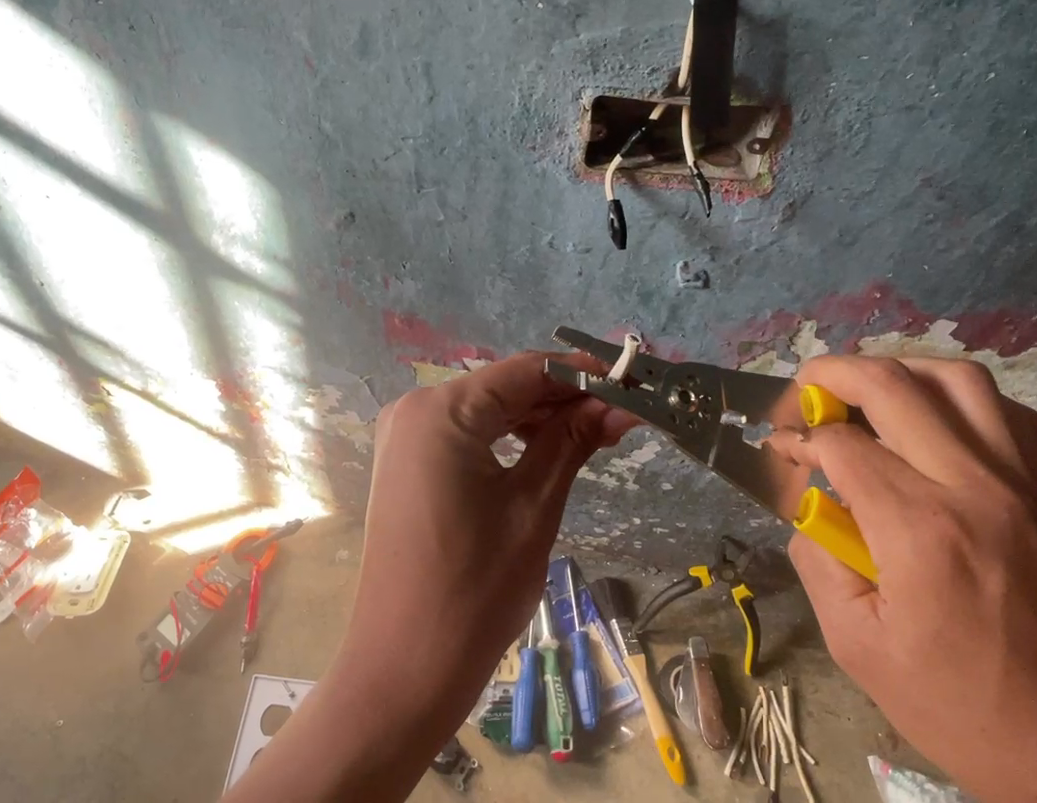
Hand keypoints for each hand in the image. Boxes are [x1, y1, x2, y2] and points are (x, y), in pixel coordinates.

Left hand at [342, 352, 640, 692]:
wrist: (404, 666)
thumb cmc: (475, 589)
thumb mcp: (533, 506)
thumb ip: (571, 442)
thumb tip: (618, 404)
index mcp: (441, 410)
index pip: (525, 371)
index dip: (582, 373)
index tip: (633, 383)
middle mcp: (413, 409)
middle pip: (503, 386)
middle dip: (563, 398)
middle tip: (623, 417)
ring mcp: (403, 437)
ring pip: (485, 410)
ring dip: (537, 419)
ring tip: (596, 437)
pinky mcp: (404, 465)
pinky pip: (463, 435)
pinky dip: (505, 439)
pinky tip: (545, 451)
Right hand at [770, 355, 1036, 802]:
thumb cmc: (964, 711)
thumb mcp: (858, 647)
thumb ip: (818, 562)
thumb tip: (811, 508)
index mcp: (918, 528)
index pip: (840, 444)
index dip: (797, 439)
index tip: (780, 453)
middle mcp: (974, 485)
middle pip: (892, 385)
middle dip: (831, 375)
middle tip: (803, 397)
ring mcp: (1024, 483)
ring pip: (957, 379)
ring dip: (898, 371)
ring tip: (865, 395)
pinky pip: (1005, 411)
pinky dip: (956, 396)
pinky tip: (932, 424)